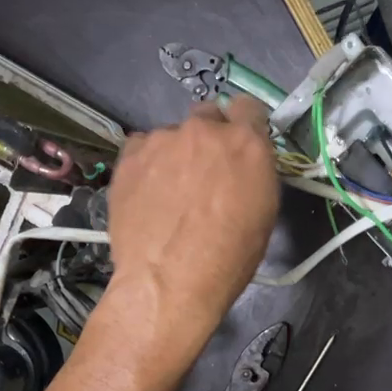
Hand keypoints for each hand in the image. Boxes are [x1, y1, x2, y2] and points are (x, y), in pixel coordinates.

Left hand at [103, 97, 279, 333]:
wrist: (168, 283)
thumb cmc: (227, 260)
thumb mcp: (262, 216)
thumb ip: (253, 175)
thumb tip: (241, 168)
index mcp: (246, 144)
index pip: (248, 108)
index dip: (243, 126)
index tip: (238, 148)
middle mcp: (204, 131)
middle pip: (207, 116)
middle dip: (208, 139)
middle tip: (202, 176)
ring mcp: (162, 140)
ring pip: (171, 136)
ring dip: (174, 155)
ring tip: (168, 195)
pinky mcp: (129, 156)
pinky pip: (141, 149)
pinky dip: (146, 165)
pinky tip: (146, 196)